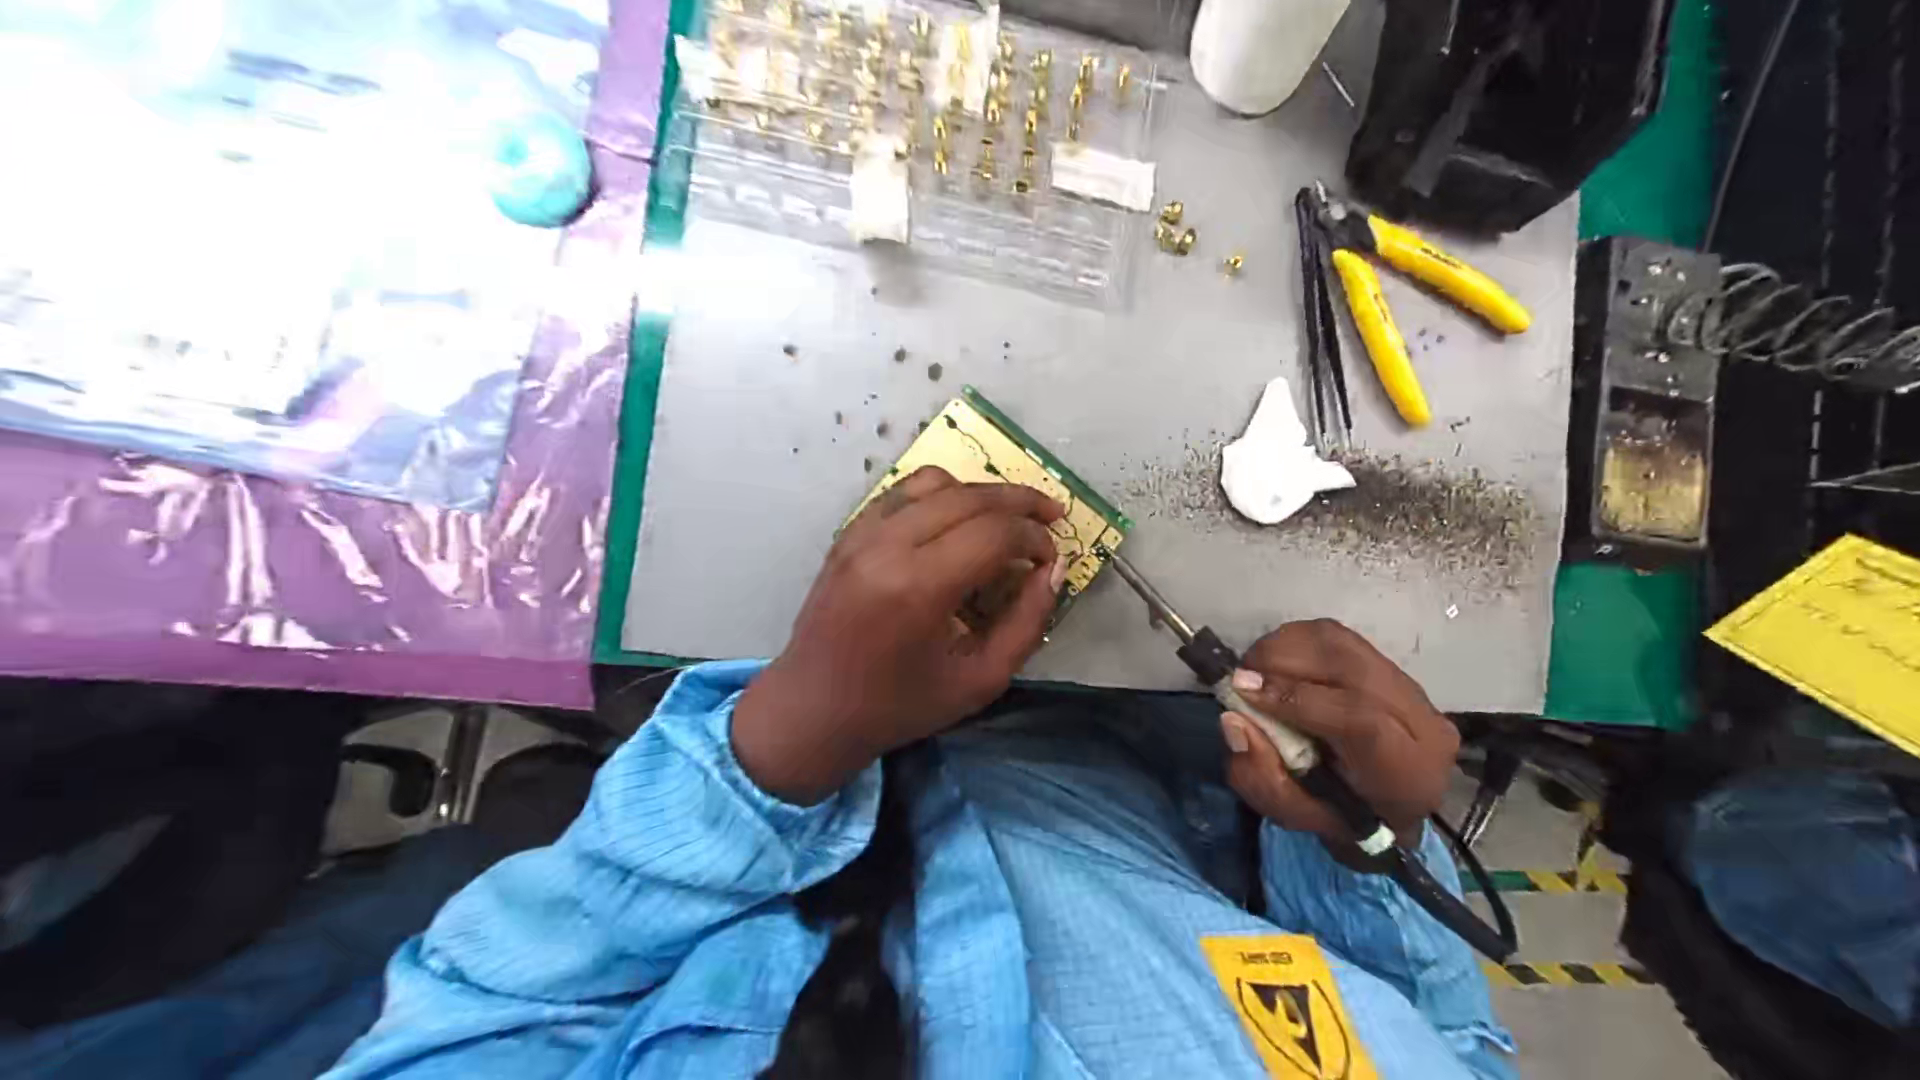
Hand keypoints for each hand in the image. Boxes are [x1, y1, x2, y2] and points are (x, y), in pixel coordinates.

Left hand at [733, 466, 1066, 802]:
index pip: (994, 532)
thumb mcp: (980, 680)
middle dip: (1020, 503)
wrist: (814, 710)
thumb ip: (1027, 623)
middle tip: (1051, 517)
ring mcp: (861, 534)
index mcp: (917, 587)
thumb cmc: (899, 706)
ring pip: (935, 482)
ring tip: (1008, 515)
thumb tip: (1055, 569)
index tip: (1050, 558)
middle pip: (970, 497)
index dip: (1034, 538)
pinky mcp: (848, 534)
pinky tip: (958, 517)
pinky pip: (901, 492)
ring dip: (981, 492)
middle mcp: (886, 546)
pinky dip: (940, 494)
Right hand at [1219, 619, 1458, 855]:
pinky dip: (1292, 642)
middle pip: (1348, 667)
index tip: (1242, 692)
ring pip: (1337, 642)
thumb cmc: (1335, 815)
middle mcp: (1420, 721)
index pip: (1360, 720)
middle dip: (1280, 664)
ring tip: (1257, 674)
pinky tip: (1277, 664)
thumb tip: (1233, 720)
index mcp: (1406, 774)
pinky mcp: (1385, 662)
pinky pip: (1330, 634)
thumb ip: (1260, 776)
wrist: (1379, 803)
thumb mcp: (1292, 814)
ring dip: (1282, 649)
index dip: (1295, 698)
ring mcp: (1407, 685)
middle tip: (1240, 681)